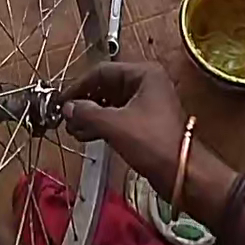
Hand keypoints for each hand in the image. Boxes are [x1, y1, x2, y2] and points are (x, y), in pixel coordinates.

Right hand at [61, 62, 190, 185]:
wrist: (182, 172)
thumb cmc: (152, 142)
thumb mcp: (115, 124)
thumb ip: (87, 112)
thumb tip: (67, 107)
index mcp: (143, 74)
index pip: (102, 71)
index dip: (79, 86)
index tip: (62, 101)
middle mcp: (146, 84)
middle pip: (106, 86)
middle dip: (85, 102)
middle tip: (66, 117)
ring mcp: (146, 103)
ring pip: (110, 103)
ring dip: (91, 115)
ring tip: (72, 130)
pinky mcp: (145, 122)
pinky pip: (117, 117)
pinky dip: (101, 124)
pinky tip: (85, 135)